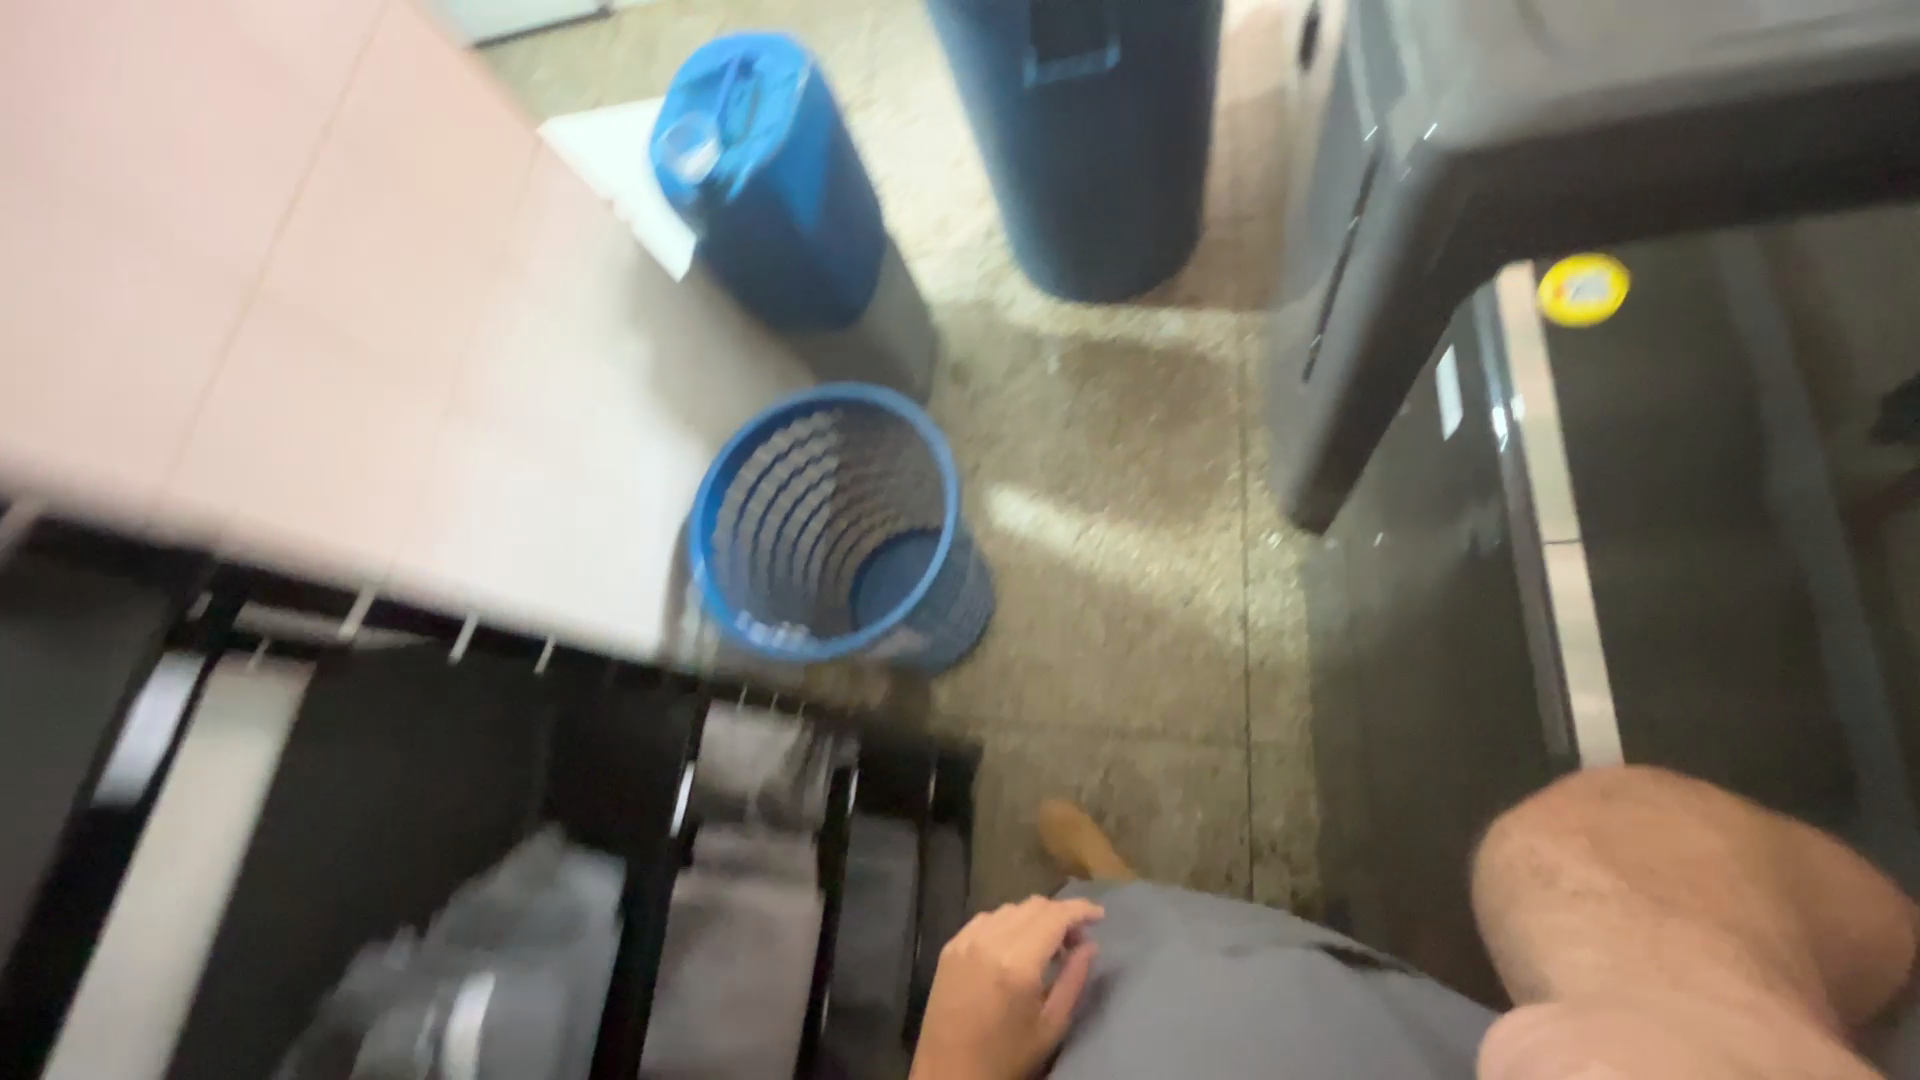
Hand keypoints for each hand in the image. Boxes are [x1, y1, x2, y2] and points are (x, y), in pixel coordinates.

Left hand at [909, 897, 1103, 1079]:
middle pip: (1033, 906)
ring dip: (1034, 917)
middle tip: (1075, 941)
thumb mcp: (1051, 1026)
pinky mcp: (950, 946)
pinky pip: (986, 919)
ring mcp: (966, 940)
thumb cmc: (1006, 1057)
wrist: (948, 1073)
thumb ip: (1073, 979)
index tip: (1099, 915)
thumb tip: (1090, 945)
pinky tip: (1014, 946)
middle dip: (1060, 914)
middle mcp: (990, 941)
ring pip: (1010, 909)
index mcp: (1017, 963)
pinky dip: (1007, 923)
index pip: (1055, 917)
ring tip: (1046, 945)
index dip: (1080, 910)